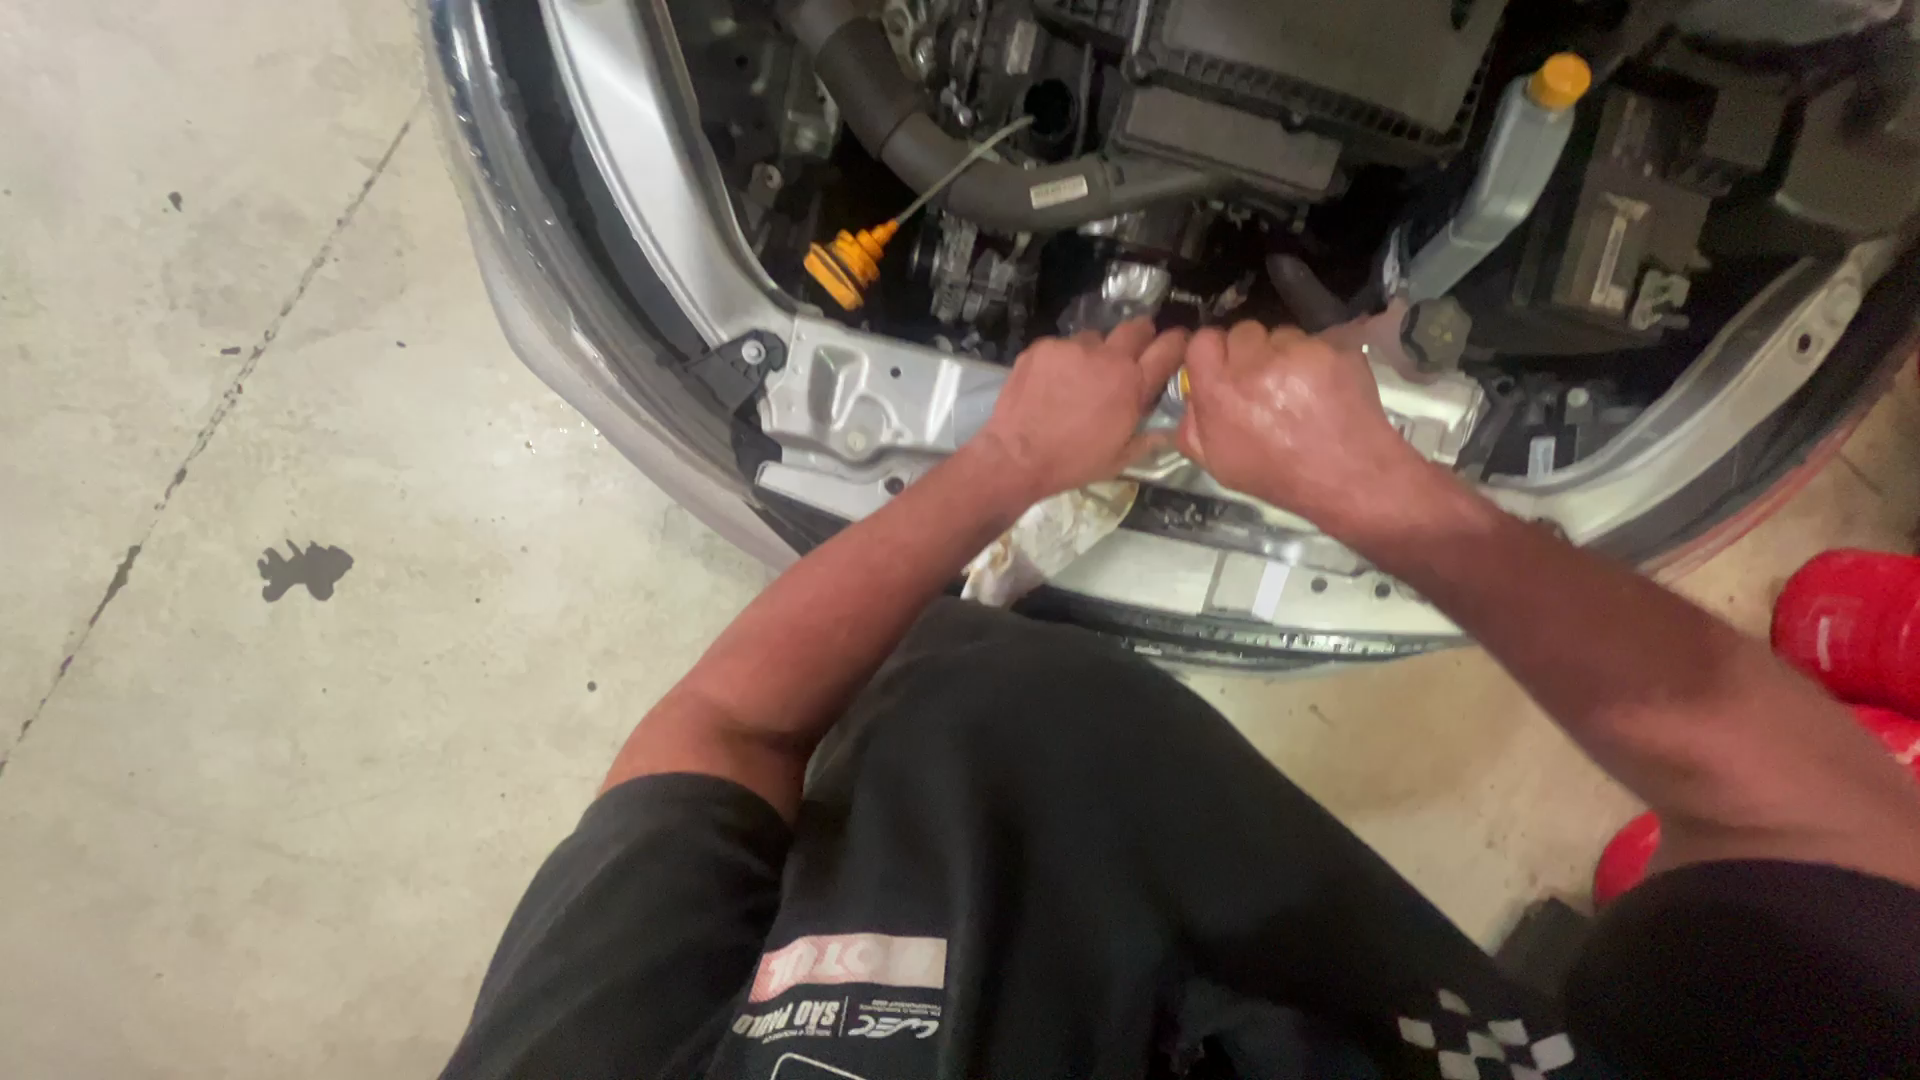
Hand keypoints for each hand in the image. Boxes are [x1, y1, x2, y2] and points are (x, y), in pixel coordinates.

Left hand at [972, 319, 1187, 502]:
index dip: (1176, 343)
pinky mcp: (1043, 347)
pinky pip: (1061, 346)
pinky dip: (1061, 360)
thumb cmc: (1072, 463)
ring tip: (1078, 379)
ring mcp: (1073, 348)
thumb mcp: (1119, 459)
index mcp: (1133, 384)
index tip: (1173, 346)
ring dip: (1094, 353)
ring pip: (1094, 338)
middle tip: (1127, 356)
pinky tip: (1049, 384)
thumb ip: (1146, 438)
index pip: (1170, 346)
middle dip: (1138, 337)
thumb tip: (1165, 431)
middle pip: (1136, 327)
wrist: (1017, 457)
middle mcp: (1108, 357)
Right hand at [1178, 321, 1432, 526]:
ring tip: (1295, 387)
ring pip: (1281, 335)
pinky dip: (1315, 360)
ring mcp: (1297, 353)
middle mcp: (1254, 364)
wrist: (1345, 476)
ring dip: (1282, 354)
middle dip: (1248, 352)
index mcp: (1219, 390)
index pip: (1203, 340)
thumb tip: (1191, 398)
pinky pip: (1315, 343)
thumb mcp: (1215, 464)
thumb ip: (1191, 426)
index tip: (1222, 368)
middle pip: (1242, 332)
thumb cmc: (1274, 476)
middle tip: (1260, 380)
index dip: (1212, 353)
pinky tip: (1321, 388)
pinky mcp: (1332, 349)